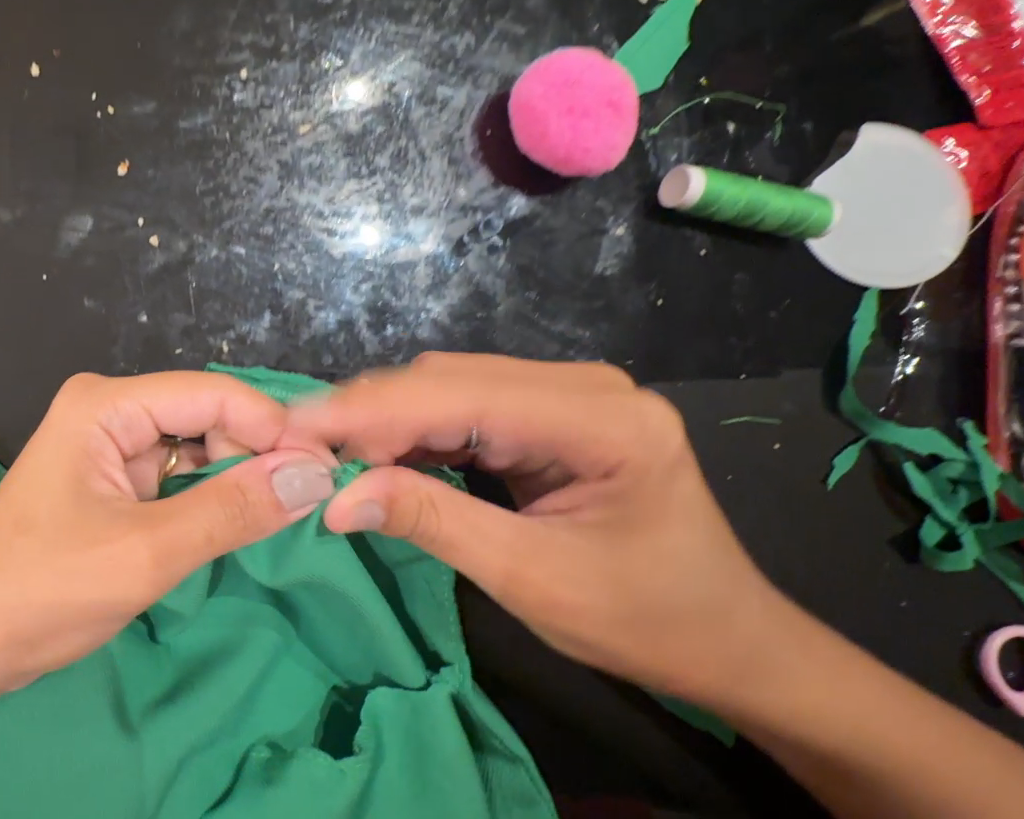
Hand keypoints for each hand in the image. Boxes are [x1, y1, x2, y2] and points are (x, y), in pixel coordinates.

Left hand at [0, 371, 337, 694]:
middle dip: (256, 450)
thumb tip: (313, 474)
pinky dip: (208, 495)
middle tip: (311, 497)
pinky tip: (242, 517)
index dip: (271, 425)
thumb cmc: (45, 590)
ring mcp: (104, 446)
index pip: (209, 394)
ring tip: (287, 509)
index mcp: (103, 405)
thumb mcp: (147, 552)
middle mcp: (104, 411)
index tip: (325, 468)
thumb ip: (232, 510)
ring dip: (236, 475)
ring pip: (193, 447)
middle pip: (202, 415)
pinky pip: (174, 476)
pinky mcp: (107, 481)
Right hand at [287, 354, 784, 701]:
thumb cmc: (648, 621)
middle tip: (299, 448)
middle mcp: (585, 388)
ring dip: (383, 421)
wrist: (729, 642)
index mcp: (603, 420)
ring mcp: (568, 397)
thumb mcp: (533, 580)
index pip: (460, 395)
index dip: (370, 411)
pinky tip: (375, 455)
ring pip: (447, 388)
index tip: (295, 431)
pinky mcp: (548, 415)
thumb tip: (335, 497)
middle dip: (369, 414)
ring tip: (324, 453)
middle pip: (447, 380)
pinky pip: (462, 409)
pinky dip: (412, 434)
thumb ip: (433, 523)